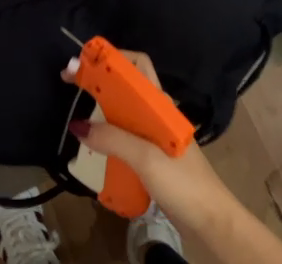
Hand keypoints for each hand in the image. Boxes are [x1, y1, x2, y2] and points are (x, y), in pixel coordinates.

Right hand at [63, 50, 240, 236]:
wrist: (212, 223)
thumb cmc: (184, 184)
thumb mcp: (146, 159)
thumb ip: (113, 140)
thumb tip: (77, 126)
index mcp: (160, 105)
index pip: (136, 65)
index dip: (109, 59)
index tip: (80, 63)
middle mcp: (157, 114)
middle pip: (126, 87)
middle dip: (98, 81)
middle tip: (69, 85)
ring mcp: (155, 137)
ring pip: (124, 113)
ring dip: (101, 109)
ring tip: (77, 116)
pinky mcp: (152, 157)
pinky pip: (125, 137)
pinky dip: (108, 135)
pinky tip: (95, 147)